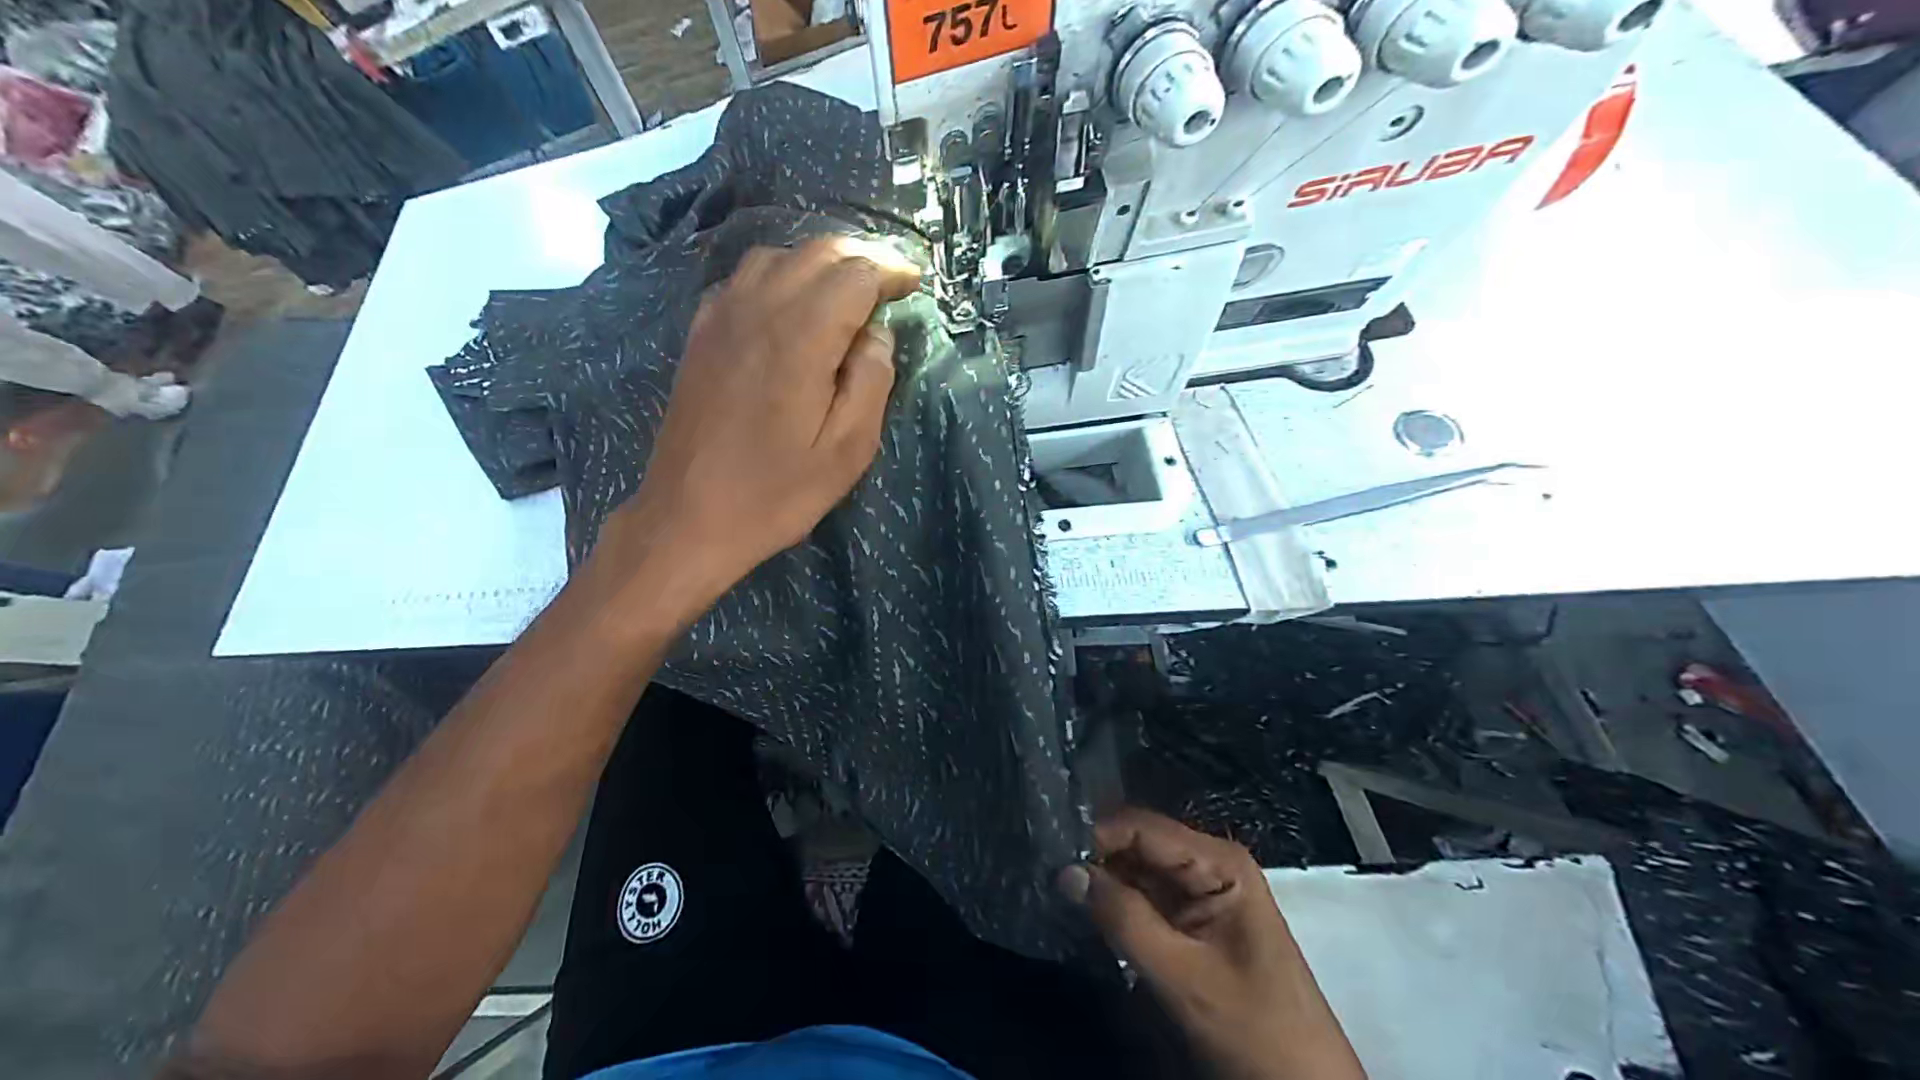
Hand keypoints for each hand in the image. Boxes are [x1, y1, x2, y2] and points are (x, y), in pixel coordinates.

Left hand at [590, 236, 919, 618]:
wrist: (688, 517)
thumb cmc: (776, 492)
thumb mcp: (847, 450)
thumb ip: (872, 381)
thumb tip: (877, 332)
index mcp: (800, 336)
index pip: (855, 273)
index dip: (891, 271)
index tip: (913, 285)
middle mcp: (758, 309)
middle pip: (818, 254)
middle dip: (862, 259)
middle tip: (890, 284)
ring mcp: (721, 316)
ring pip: (779, 257)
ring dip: (821, 263)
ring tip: (847, 291)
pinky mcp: (701, 332)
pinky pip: (745, 279)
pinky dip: (780, 276)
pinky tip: (791, 304)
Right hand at [1059, 809, 1365, 1079]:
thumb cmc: (1253, 1029)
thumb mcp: (1183, 976)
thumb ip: (1123, 919)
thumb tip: (1065, 871)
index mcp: (1218, 861)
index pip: (1142, 827)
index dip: (1096, 834)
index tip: (1048, 851)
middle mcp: (1208, 863)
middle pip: (1138, 843)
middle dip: (1094, 856)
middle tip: (1045, 871)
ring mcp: (1201, 892)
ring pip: (1136, 870)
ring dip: (1101, 881)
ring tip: (1055, 888)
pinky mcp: (1193, 920)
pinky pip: (1145, 897)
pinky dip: (1115, 904)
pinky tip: (1085, 911)